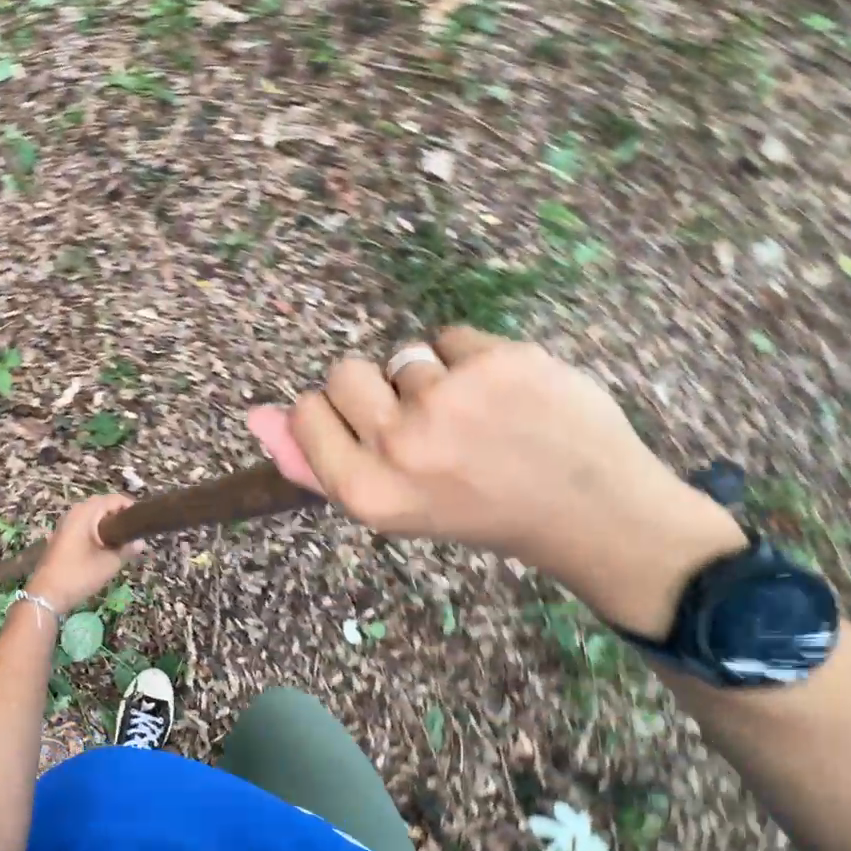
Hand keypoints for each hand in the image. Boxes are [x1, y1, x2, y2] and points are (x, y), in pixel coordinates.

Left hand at [25, 495, 139, 613]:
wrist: (47, 593)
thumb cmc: (79, 575)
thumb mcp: (108, 564)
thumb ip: (127, 549)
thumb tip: (141, 542)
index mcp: (85, 513)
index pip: (113, 499)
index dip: (130, 507)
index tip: (142, 523)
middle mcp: (73, 512)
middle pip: (101, 505)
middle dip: (119, 516)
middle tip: (134, 532)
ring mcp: (65, 523)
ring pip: (91, 516)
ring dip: (107, 524)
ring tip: (123, 540)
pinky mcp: (61, 535)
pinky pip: (83, 525)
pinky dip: (96, 531)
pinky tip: (104, 547)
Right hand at [247, 326, 747, 635]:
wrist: (596, 514)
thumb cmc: (476, 509)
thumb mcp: (387, 503)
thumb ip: (313, 461)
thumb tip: (254, 416)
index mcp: (366, 490)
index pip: (306, 411)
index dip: (338, 416)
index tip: (377, 435)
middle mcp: (400, 445)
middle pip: (344, 373)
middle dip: (377, 390)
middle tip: (426, 425)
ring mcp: (452, 400)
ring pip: (401, 355)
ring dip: (430, 378)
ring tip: (476, 416)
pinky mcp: (500, 362)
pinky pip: (449, 336)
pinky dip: (472, 359)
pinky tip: (504, 394)